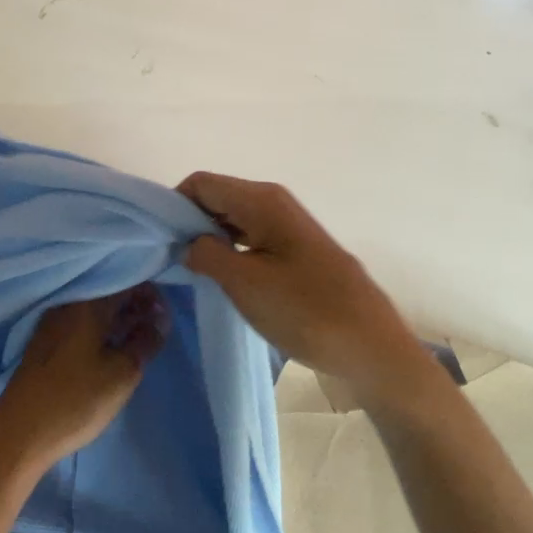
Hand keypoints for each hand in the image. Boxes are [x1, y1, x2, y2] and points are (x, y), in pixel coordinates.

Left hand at [0, 285, 166, 462]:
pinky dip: (100, 329)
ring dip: (118, 319)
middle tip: (154, 331)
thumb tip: (160, 319)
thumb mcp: (122, 372)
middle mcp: (67, 303)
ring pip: (94, 308)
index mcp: (87, 302)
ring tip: (137, 342)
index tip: (164, 316)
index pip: (125, 279)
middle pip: (108, 291)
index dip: (150, 292)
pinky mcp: (45, 341)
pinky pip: (80, 322)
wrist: (20, 431)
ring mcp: (53, 321)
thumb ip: (145, 341)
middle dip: (135, 305)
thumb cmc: (76, 398)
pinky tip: (110, 350)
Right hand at [179, 172, 417, 389]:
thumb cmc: (307, 312)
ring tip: (194, 275)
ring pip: (233, 219)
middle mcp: (274, 202)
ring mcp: (288, 226)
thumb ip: (206, 254)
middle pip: (216, 198)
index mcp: (261, 200)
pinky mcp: (297, 250)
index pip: (200, 183)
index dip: (174, 207)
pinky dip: (232, 251)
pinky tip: (225, 280)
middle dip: (190, 223)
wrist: (373, 348)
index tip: (159, 242)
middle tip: (171, 262)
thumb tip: (187, 242)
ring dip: (210, 240)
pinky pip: (251, 237)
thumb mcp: (245, 284)